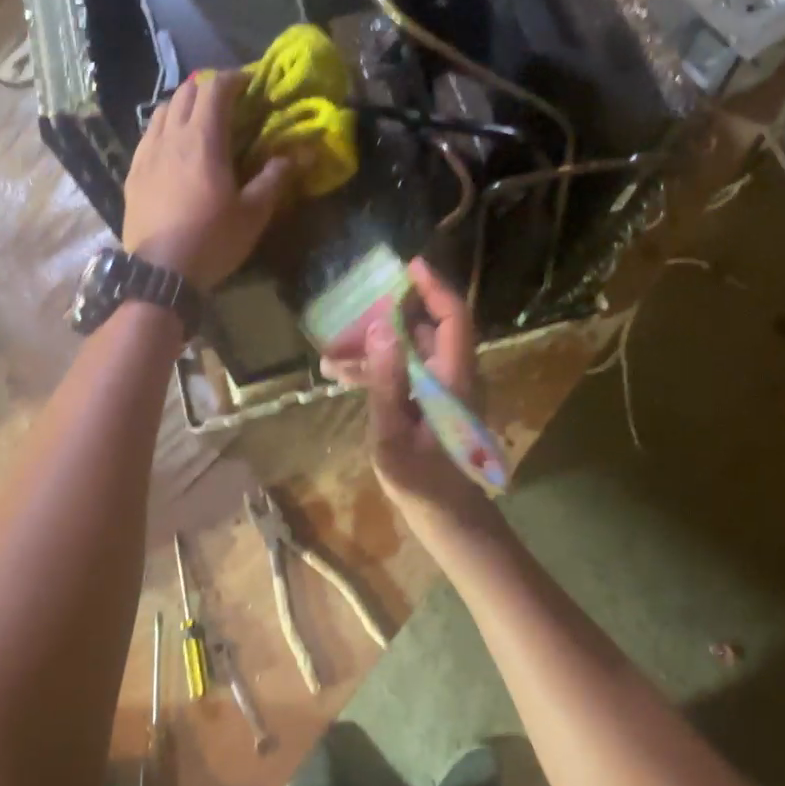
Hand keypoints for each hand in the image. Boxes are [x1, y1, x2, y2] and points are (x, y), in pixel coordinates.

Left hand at [122, 71, 296, 290]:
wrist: (160, 273)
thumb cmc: (212, 241)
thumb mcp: (253, 214)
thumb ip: (274, 179)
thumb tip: (298, 155)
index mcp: (204, 140)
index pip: (215, 88)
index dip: (233, 78)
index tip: (249, 83)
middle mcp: (172, 136)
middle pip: (187, 91)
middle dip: (209, 87)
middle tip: (229, 101)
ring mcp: (147, 152)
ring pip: (164, 109)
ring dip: (185, 104)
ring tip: (201, 120)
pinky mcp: (133, 171)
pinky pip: (149, 133)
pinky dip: (165, 126)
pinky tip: (174, 146)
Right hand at [363, 259, 490, 513]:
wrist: (447, 520)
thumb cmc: (423, 484)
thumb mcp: (394, 438)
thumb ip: (387, 384)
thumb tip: (382, 329)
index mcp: (454, 379)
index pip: (454, 317)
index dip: (435, 288)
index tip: (409, 266)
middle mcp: (454, 377)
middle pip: (427, 330)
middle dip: (388, 317)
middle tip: (349, 313)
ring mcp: (443, 392)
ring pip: (411, 353)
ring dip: (375, 347)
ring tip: (330, 353)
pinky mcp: (431, 406)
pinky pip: (405, 374)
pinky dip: (378, 370)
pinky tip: (339, 375)